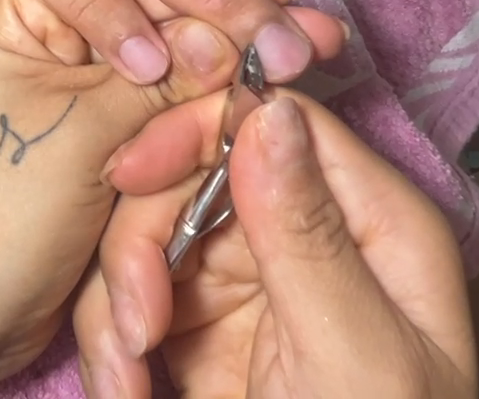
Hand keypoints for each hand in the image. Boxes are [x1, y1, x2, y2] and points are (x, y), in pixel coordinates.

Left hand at [0, 0, 348, 398]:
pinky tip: (262, 92)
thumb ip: (161, 81)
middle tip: (315, 28)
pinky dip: (204, 104)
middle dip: (227, 27)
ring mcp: (65, 83)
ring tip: (311, 50)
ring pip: (158, 64)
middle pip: (145, 19)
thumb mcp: (83, 136)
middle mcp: (38, 34)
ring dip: (228, 64)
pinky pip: (153, 107)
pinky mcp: (87, 130)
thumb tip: (234, 28)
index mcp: (14, 12)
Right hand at [73, 94, 476, 398]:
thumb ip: (308, 234)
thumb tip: (267, 108)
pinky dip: (111, 336)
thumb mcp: (353, 363)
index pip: (271, 120)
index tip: (130, 174)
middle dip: (142, 241)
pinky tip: (125, 388)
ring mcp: (239, 267)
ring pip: (142, 224)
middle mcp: (298, 227)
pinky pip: (124, 283)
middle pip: (187, 168)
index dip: (191, 132)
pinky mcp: (190, 309)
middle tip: (133, 322)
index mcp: (367, 220)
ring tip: (128, 375)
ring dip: (118, 300)